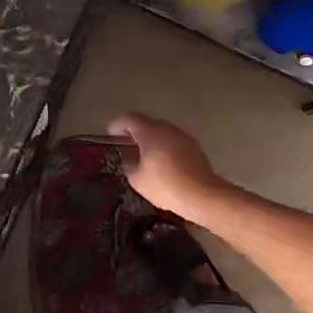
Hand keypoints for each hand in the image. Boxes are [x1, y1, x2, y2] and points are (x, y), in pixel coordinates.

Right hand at [106, 113, 230, 219]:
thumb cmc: (164, 185)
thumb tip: (130, 158)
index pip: (129, 118)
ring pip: (162, 132)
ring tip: (143, 155)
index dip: (117, 124)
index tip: (110, 132)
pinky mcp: (194, 147)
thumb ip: (129, 164)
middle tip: (125, 144)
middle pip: (147, 123)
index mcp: (150, 132)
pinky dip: (164, 147)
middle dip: (134, 131)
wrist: (201, 194)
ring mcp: (183, 136)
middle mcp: (167, 128)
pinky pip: (173, 142)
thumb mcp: (137, 179)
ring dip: (151, 139)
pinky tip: (162, 163)